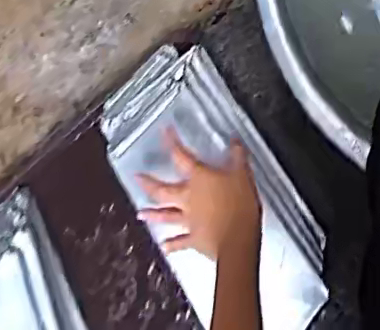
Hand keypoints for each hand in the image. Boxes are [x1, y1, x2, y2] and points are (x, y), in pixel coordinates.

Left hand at [136, 129, 262, 261]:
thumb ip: (238, 155)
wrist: (237, 241)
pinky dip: (171, 245)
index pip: (181, 156)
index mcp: (198, 178)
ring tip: (140, 213)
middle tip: (136, 177)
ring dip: (153, 214)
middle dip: (149, 182)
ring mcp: (189, 220)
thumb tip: (235, 141)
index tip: (164, 132)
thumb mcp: (242, 173)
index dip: (171, 142)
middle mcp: (188, 198)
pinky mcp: (194, 240)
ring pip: (166, 215)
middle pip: (163, 189)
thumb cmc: (239, 204)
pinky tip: (163, 246)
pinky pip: (180, 242)